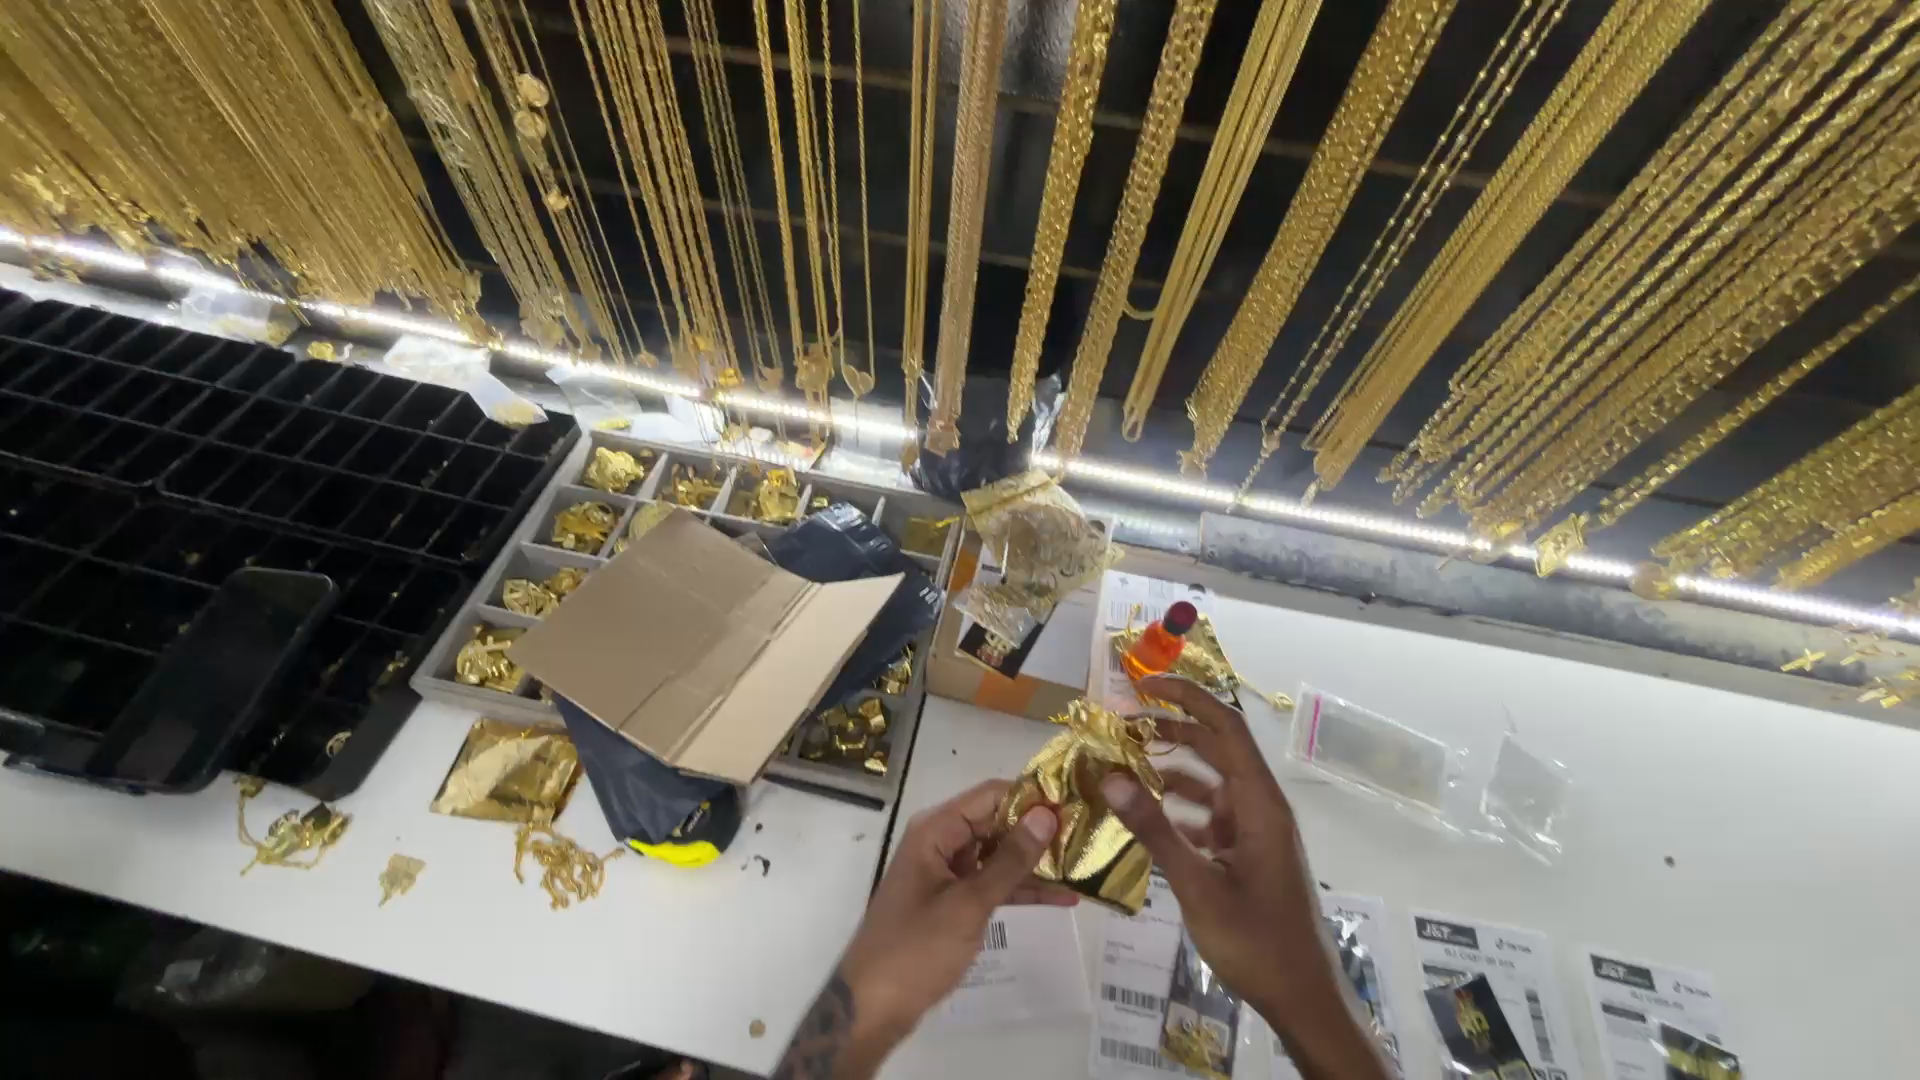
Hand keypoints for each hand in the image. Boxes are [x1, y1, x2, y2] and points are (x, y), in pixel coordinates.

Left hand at [776, 781, 1067, 1079]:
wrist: (873, 1007)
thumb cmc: (915, 948)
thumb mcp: (968, 904)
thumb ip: (1009, 861)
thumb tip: (1045, 815)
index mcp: (936, 829)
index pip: (991, 795)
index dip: (1031, 796)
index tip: (1075, 802)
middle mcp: (941, 841)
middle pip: (997, 821)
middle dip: (1039, 829)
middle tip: (1090, 833)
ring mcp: (947, 871)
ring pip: (998, 853)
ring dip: (1036, 861)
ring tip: (1085, 862)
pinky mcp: (953, 899)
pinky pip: (992, 882)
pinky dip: (1022, 889)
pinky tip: (1063, 896)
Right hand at [1101, 676, 1392, 1079]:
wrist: (1303, 1001)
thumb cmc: (1257, 942)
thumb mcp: (1198, 886)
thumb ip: (1155, 829)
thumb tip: (1111, 777)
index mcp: (1259, 804)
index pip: (1226, 728)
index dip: (1188, 698)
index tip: (1146, 685)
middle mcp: (1260, 808)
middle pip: (1217, 748)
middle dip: (1174, 727)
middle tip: (1125, 721)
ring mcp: (1255, 831)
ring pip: (1211, 782)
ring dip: (1174, 767)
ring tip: (1128, 762)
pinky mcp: (1247, 854)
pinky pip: (1210, 815)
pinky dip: (1180, 806)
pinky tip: (1148, 816)